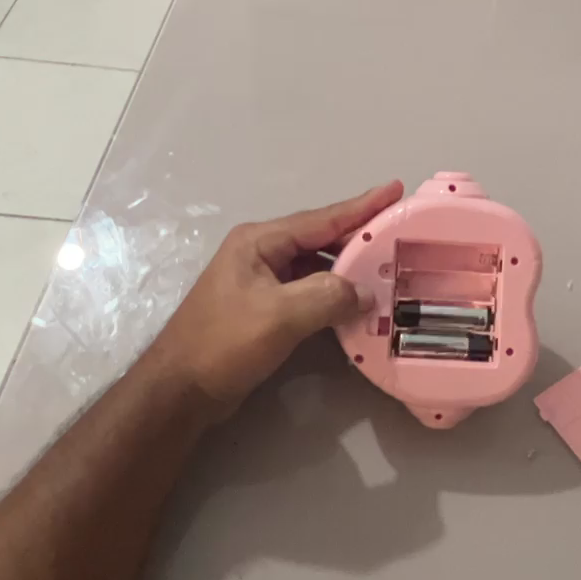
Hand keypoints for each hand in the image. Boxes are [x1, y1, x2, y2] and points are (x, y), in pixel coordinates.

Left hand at [143, 181, 405, 419]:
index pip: (322, 218)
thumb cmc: (224, 344)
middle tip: (400, 233)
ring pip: (316, 266)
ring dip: (349, 270)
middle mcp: (261, 252)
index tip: (395, 189)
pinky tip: (357, 305)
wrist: (180, 390)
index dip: (362, 205)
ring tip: (387, 269)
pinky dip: (334, 295)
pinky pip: (309, 291)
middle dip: (360, 237)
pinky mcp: (264, 307)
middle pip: (321, 239)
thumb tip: (366, 292)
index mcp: (261, 241)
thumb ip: (328, 297)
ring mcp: (261, 280)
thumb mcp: (280, 316)